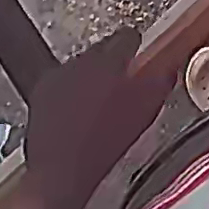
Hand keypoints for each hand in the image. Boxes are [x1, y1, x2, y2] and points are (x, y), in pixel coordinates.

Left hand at [23, 28, 174, 208]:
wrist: (62, 172)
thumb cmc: (107, 143)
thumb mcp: (146, 112)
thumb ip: (160, 83)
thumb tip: (167, 70)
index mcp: (110, 61)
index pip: (126, 36)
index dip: (135, 45)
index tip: (139, 55)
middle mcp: (81, 60)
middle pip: (102, 49)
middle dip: (112, 62)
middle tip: (122, 83)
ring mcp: (58, 74)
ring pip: (81, 64)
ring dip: (91, 75)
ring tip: (99, 100)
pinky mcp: (41, 90)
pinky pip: (62, 80)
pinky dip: (70, 89)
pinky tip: (77, 110)